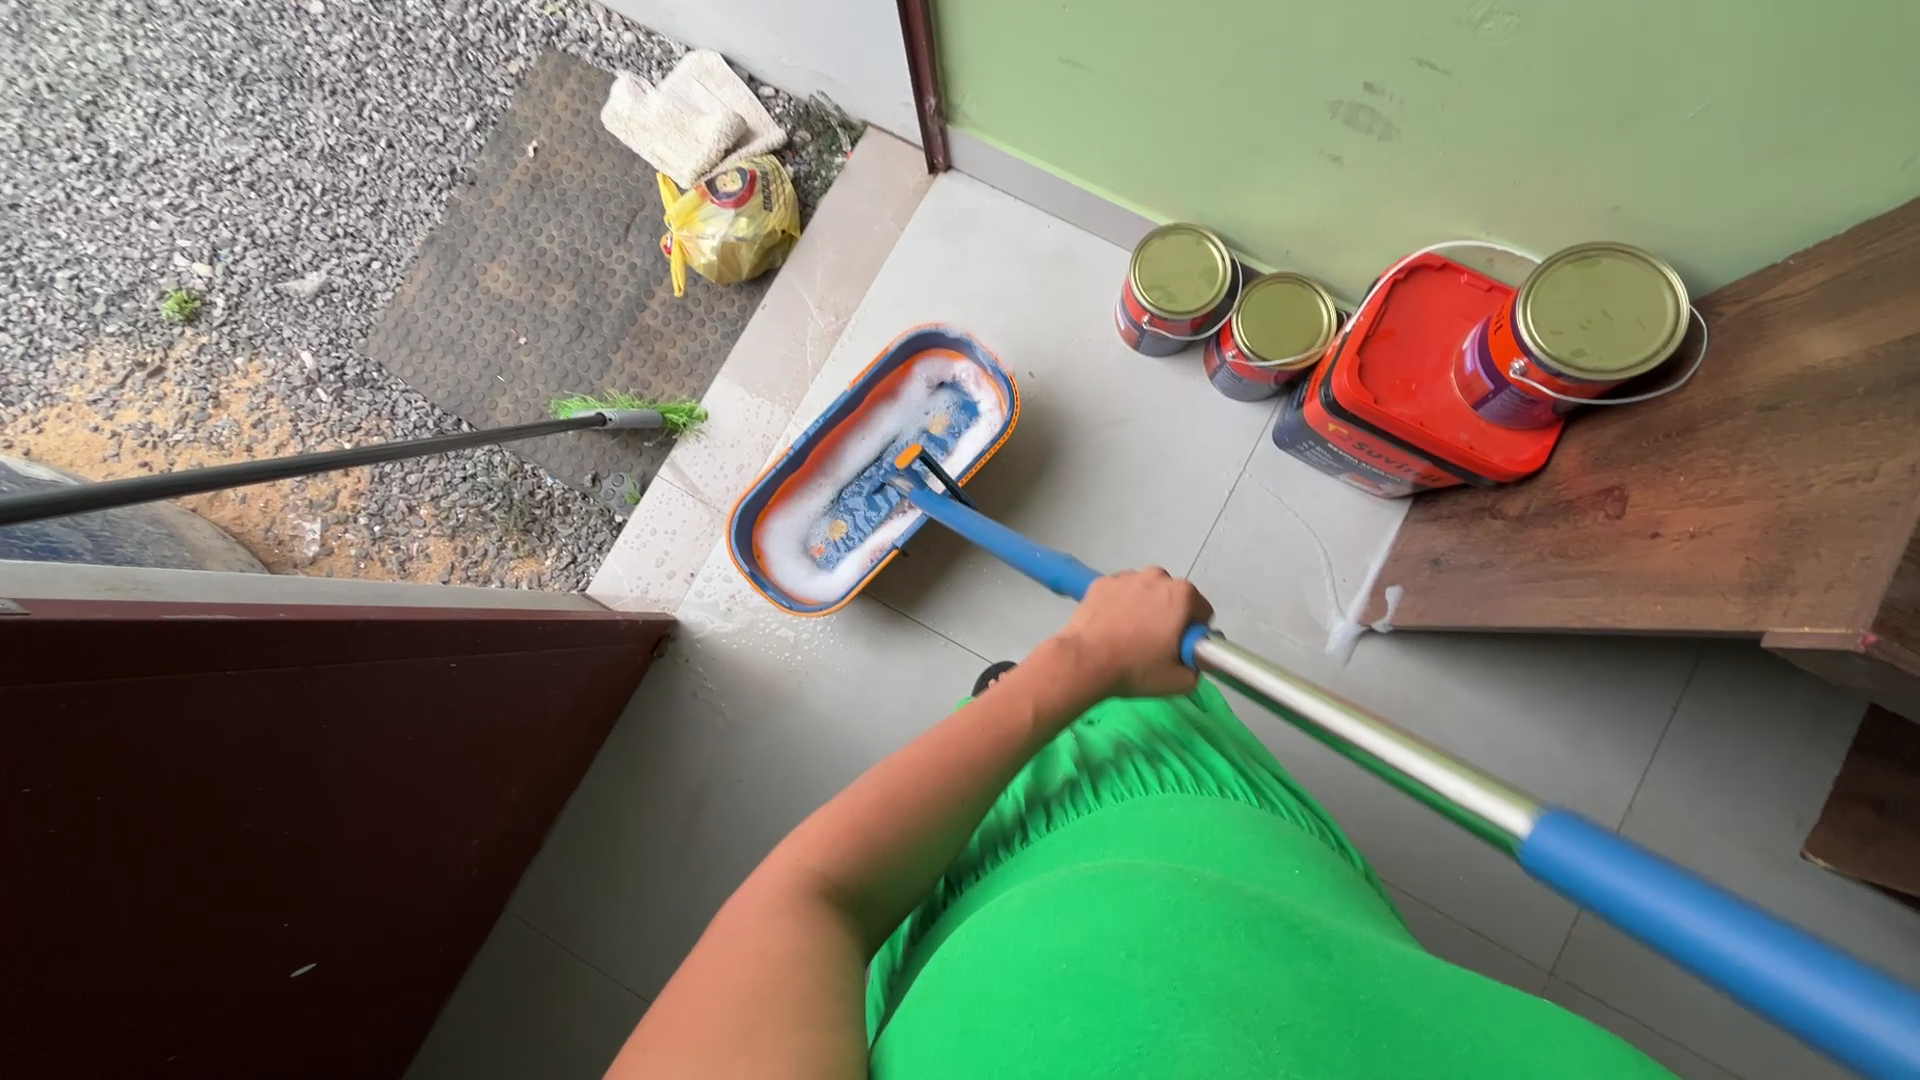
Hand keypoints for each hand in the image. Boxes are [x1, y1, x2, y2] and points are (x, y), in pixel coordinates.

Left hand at [1047, 568, 1212, 699]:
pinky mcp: (1101, 582)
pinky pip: (1120, 592)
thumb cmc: (1136, 669)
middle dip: (1169, 614)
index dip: (1192, 631)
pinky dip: (1119, 603)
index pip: (1201, 611)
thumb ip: (1196, 667)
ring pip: (1145, 591)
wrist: (1084, 661)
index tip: (1178, 647)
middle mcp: (1156, 577)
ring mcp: (1126, 576)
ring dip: (1144, 606)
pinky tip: (1110, 625)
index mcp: (1182, 595)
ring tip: (1128, 633)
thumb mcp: (1180, 681)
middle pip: (1172, 596)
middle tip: (1153, 642)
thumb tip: (1191, 660)